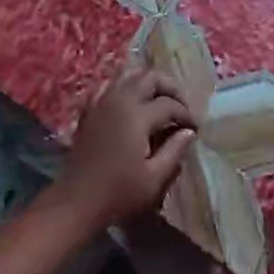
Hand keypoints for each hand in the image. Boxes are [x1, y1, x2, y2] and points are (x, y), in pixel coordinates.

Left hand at [49, 66, 197, 229]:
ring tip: (159, 100)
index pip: (169, 104)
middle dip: (170, 88)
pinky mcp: (90, 107)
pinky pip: (110, 84)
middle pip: (149, 77)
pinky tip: (132, 102)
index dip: (186, 114)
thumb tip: (188, 131)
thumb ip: (174, 150)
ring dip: (147, 82)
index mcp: (137, 115)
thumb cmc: (119, 193)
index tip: (194, 128)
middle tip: (181, 107)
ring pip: (128, 73)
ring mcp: (101, 100)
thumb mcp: (154, 179)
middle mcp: (119, 99)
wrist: (79, 200)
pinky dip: (125, 86)